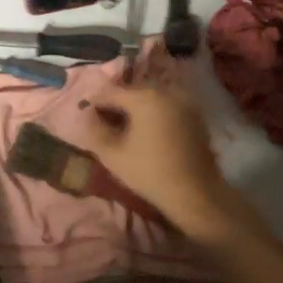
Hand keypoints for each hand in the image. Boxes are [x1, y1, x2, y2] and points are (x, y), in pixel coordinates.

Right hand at [82, 79, 264, 244]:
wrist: (195, 192)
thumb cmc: (149, 172)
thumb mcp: (112, 154)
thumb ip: (95, 130)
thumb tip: (87, 115)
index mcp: (144, 96)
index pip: (110, 91)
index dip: (95, 103)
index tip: (87, 116)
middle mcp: (166, 91)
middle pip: (133, 90)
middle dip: (117, 102)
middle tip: (106, 121)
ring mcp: (184, 101)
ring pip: (151, 96)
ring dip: (137, 107)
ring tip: (126, 127)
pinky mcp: (195, 114)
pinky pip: (167, 105)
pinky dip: (154, 112)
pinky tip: (148, 131)